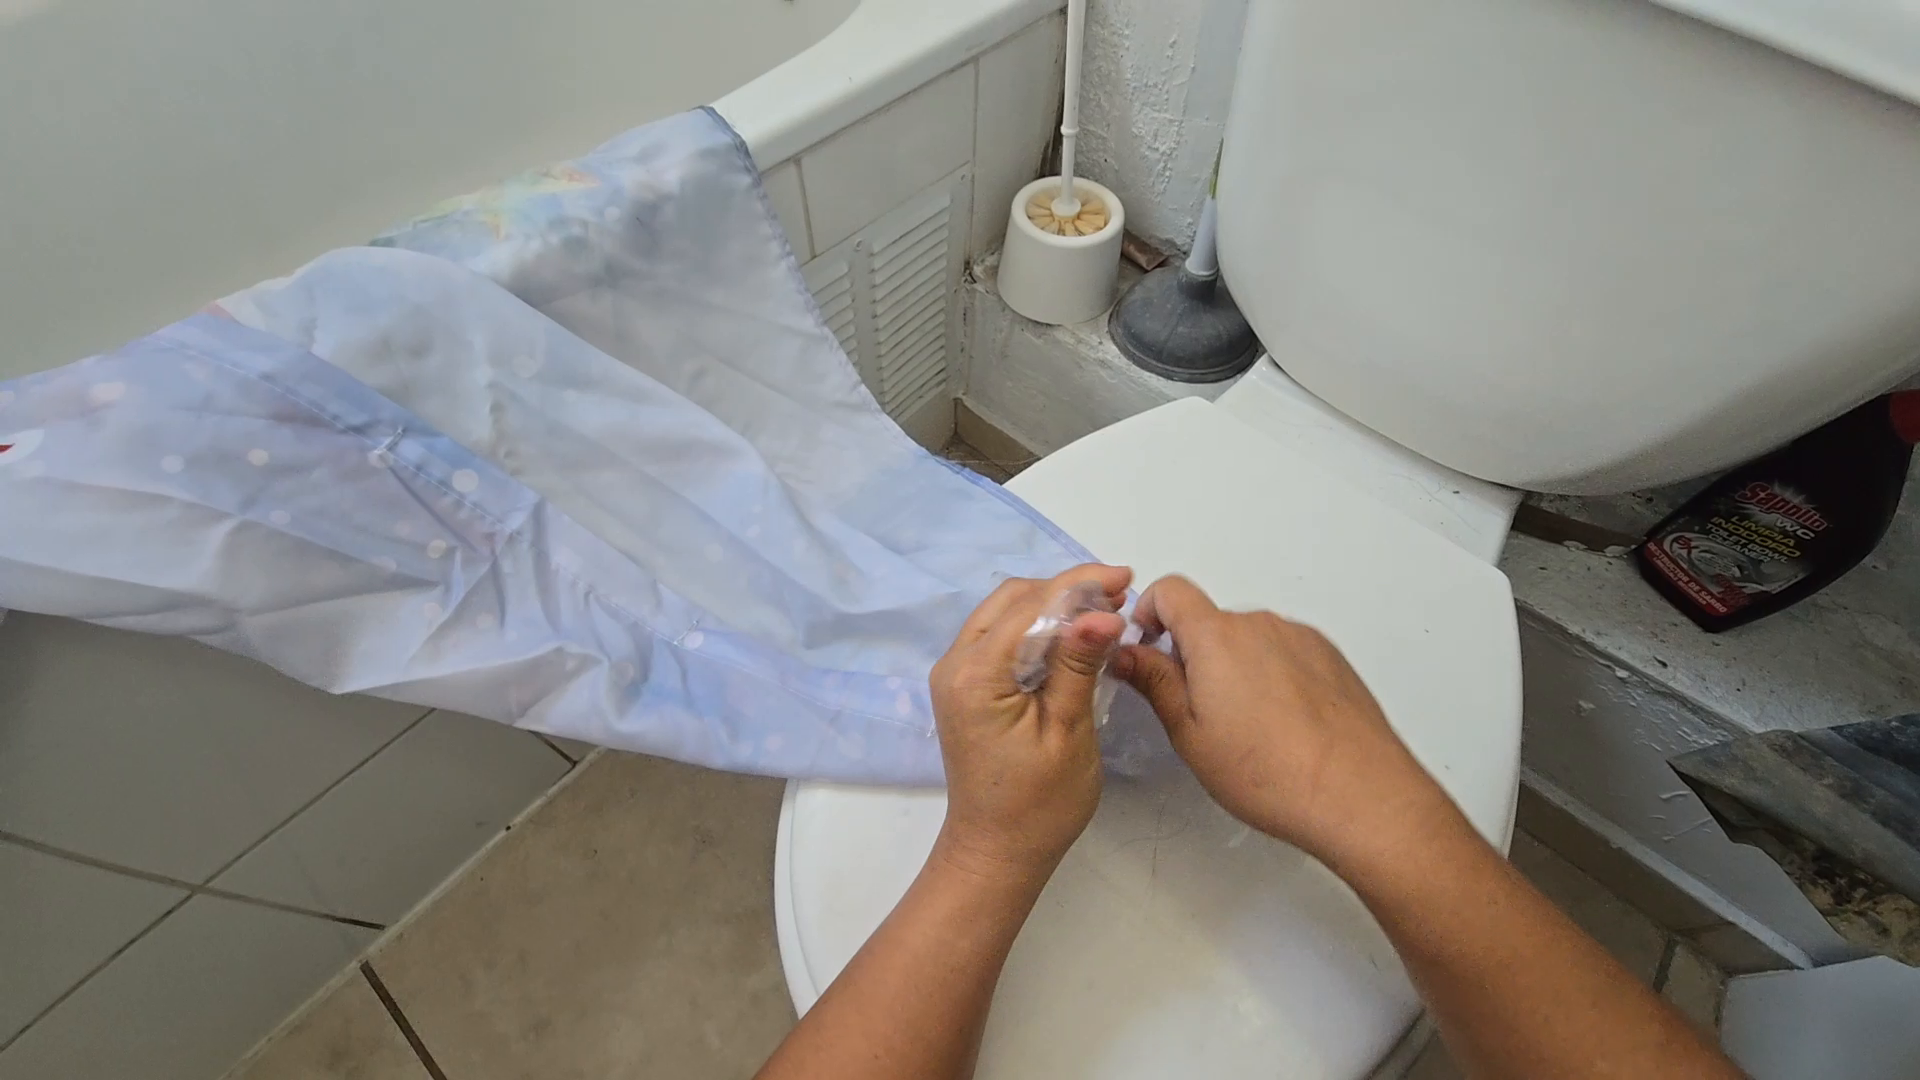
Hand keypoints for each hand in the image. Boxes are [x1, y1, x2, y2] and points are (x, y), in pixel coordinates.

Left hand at [928, 564, 1130, 881]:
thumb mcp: (1068, 733)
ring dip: (1053, 604)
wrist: (996, 852)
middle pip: (1011, 599)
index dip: (1077, 584)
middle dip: (1066, 589)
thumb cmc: (1039, 805)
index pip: (1028, 606)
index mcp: (975, 676)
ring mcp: (956, 672)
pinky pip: (1001, 635)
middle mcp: (954, 663)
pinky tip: (1074, 632)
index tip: (1124, 577)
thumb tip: (1103, 612)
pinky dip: (1038, 626)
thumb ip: (1078, 666)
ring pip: (1005, 612)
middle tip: (1119, 594)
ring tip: (1104, 609)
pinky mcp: (967, 683)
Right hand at [1110, 575, 1443, 867]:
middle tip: (1199, 710)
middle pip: (1209, 619)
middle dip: (1192, 652)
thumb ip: (1154, 682)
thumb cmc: (1265, 771)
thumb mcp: (1191, 734)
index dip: (1149, 612)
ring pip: (1247, 638)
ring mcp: (1300, 637)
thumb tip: (1123, 651)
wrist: (1363, 797)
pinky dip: (1270, 672)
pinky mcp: (1331, 657)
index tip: (1149, 651)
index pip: (1170, 590)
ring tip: (1249, 724)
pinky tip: (1284, 722)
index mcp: (1216, 636)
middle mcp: (1259, 623)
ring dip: (1233, 664)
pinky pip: (1283, 650)